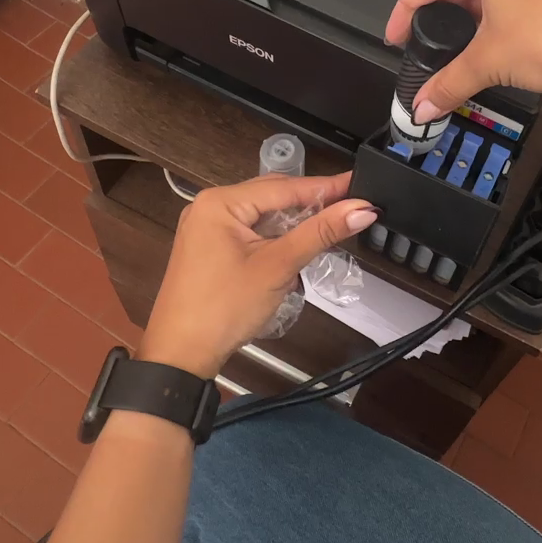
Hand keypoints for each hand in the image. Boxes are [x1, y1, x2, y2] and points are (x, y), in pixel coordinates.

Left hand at [139, 173, 376, 377]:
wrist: (179, 358)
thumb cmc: (223, 309)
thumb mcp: (278, 266)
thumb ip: (320, 233)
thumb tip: (362, 210)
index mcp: (221, 201)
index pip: (285, 187)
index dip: (327, 187)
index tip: (359, 184)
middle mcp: (210, 205)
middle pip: (273, 195)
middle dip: (311, 203)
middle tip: (351, 205)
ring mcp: (207, 227)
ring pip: (263, 214)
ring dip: (294, 221)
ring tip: (331, 222)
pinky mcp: (209, 247)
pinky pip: (251, 230)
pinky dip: (276, 235)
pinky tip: (297, 243)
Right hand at [383, 0, 541, 120]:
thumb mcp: (490, 62)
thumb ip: (449, 83)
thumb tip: (422, 106)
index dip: (406, 8)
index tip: (397, 35)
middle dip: (440, 13)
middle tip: (428, 44)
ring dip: (471, 14)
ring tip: (464, 48)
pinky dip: (499, 12)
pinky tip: (500, 41)